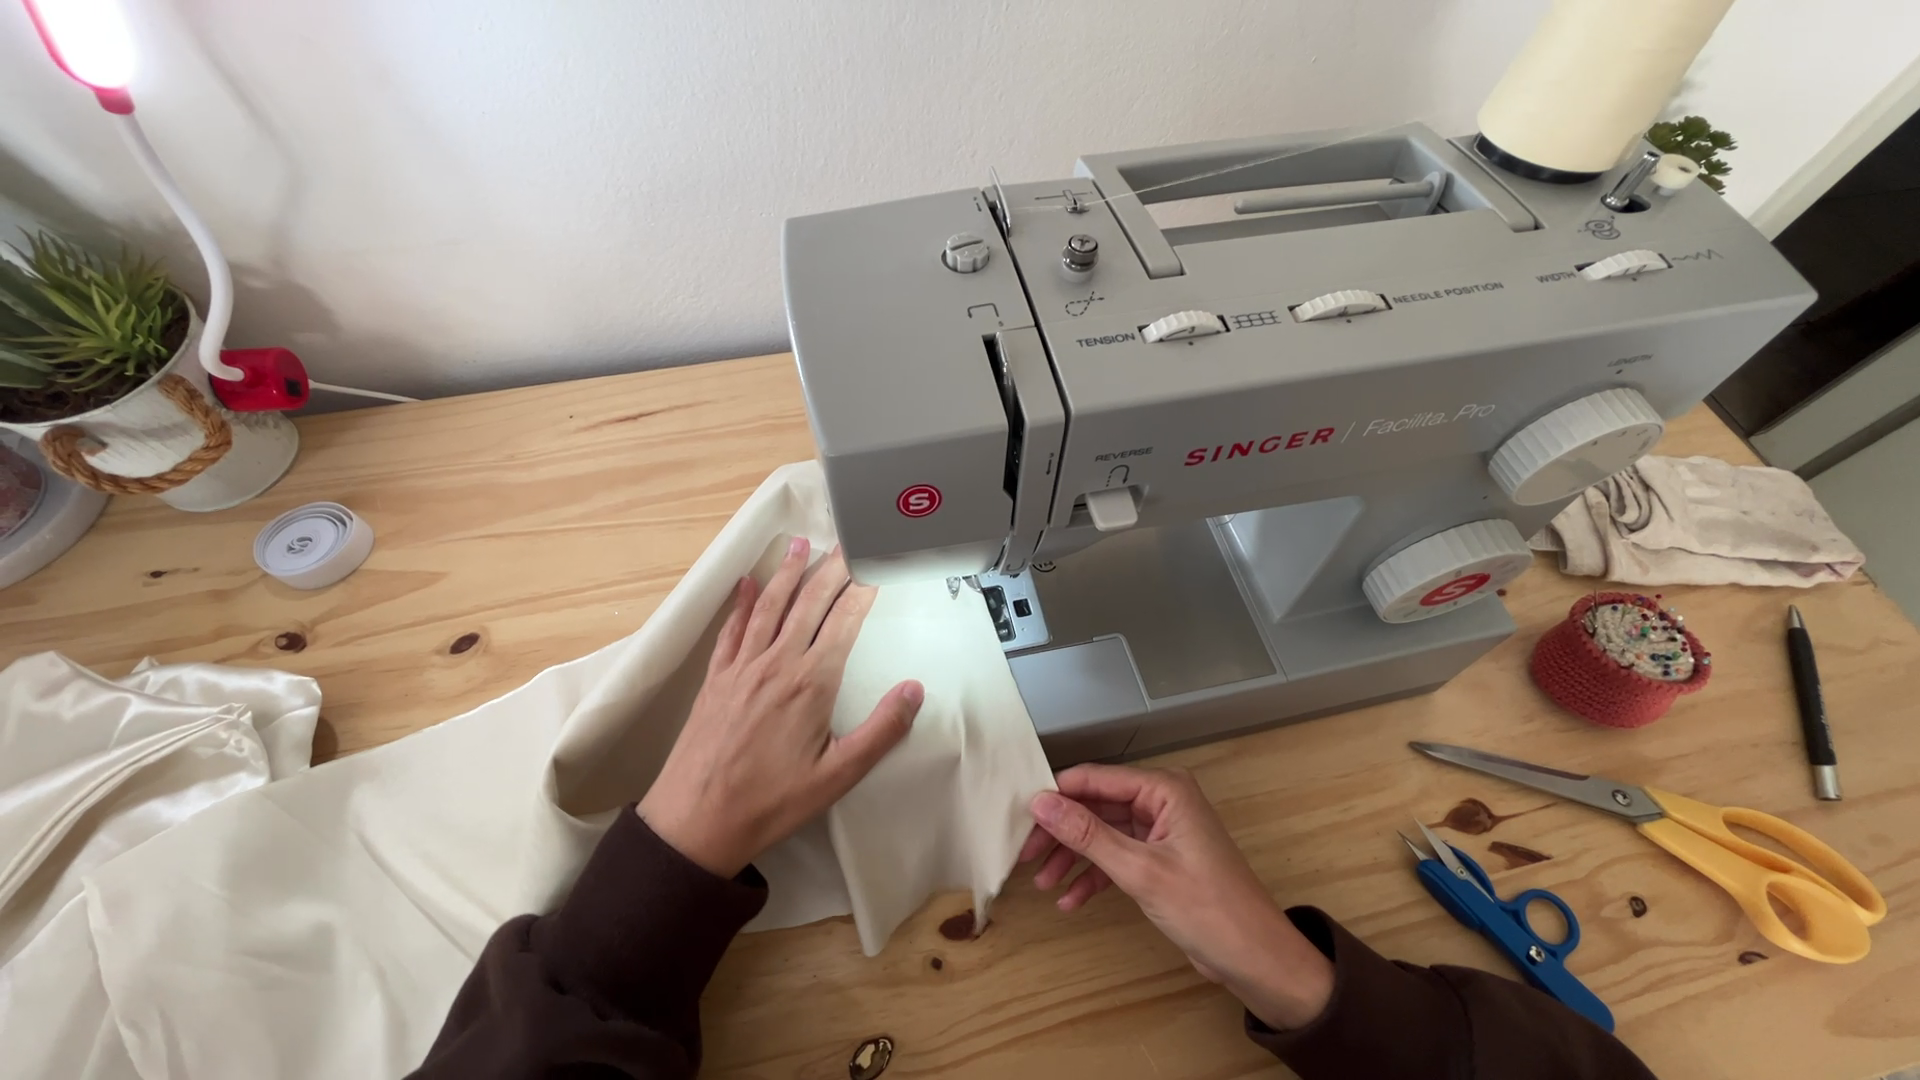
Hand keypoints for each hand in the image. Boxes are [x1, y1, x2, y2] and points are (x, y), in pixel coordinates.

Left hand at [639, 538, 923, 877]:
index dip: (862, 589)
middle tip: (846, 540)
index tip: (876, 562)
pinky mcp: (715, 678)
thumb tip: (916, 689)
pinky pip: (731, 630)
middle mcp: (777, 663)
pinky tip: (745, 583)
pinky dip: (740, 603)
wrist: (695, 821)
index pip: (844, 621)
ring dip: (787, 573)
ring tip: (801, 543)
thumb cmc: (772, 802)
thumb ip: (882, 730)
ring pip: (769, 607)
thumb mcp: (839, 776)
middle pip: (809, 603)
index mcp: (812, 682)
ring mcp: (742, 667)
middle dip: (831, 568)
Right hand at [1020, 764, 1334, 1030]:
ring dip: (1072, 858)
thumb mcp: (1140, 870)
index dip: (1056, 794)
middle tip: (1025, 855)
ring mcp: (1159, 831)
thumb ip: (1087, 834)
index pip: (1096, 778)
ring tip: (1043, 884)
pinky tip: (1070, 901)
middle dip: (1061, 832)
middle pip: (1095, 806)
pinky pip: (1116, 858)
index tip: (1019, 814)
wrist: (1256, 960)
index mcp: (1163, 789)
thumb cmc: (1207, 908)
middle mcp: (1160, 801)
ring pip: (1101, 834)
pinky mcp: (1158, 860)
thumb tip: (1040, 803)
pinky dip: (1094, 877)